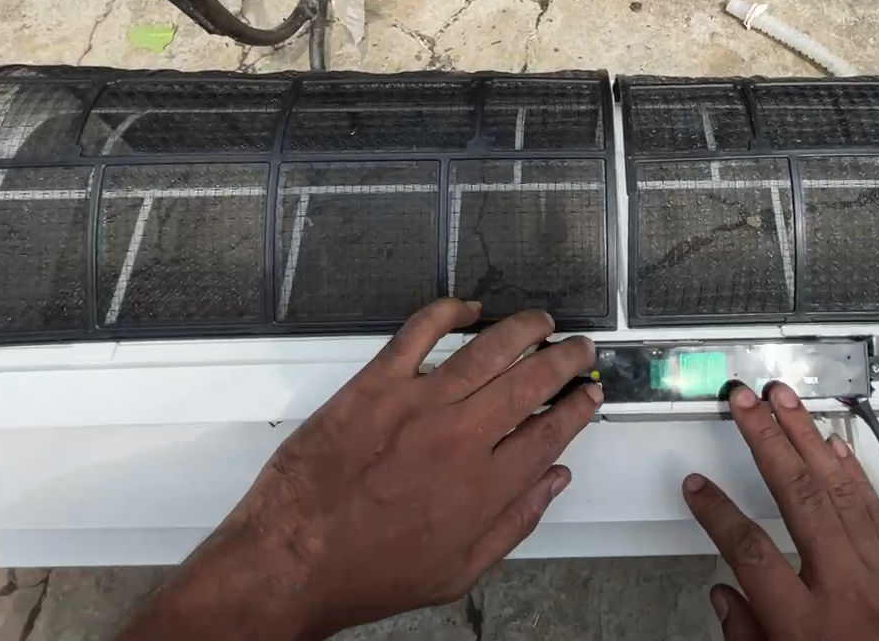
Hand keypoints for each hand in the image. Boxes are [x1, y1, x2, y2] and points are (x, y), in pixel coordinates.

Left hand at [118, 299, 601, 640]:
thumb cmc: (368, 571)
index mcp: (482, 488)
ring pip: (489, 347)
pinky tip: (469, 307)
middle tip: (580, 349)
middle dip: (567, 360)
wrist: (289, 562)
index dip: (579, 408)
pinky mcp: (377, 383)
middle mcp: (459, 438)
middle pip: (532, 380)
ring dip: (526, 328)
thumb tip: (555, 479)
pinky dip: (450, 310)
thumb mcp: (456, 571)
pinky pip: (421, 330)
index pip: (552, 432)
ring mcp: (417, 403)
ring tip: (542, 323)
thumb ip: (515, 524)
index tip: (590, 394)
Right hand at [684, 382, 878, 640]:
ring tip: (784, 399)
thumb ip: (751, 640)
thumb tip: (724, 596)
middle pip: (798, 497)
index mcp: (809, 628)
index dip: (718, 513)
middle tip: (746, 401)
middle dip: (767, 439)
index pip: (751, 552)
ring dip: (807, 436)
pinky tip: (833, 443)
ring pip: (838, 489)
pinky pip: (875, 509)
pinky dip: (852, 471)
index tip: (696, 486)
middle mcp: (846, 590)